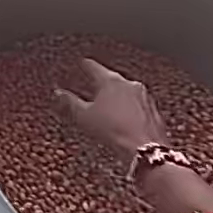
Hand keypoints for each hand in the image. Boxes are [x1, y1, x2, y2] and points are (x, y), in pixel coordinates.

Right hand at [54, 59, 170, 154]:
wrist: (144, 149)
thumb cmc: (115, 131)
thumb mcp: (84, 116)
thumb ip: (70, 102)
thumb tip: (58, 94)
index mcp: (111, 82)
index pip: (94, 67)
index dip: (85, 65)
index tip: (82, 63)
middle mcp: (130, 85)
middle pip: (112, 79)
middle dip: (101, 83)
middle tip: (91, 86)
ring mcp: (144, 98)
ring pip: (125, 92)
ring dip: (115, 97)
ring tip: (105, 108)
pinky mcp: (153, 112)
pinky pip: (136, 106)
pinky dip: (127, 110)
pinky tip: (122, 120)